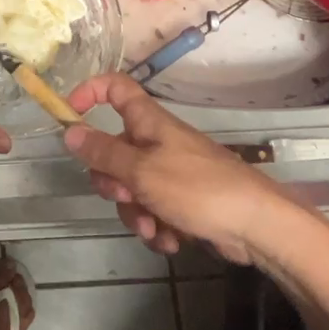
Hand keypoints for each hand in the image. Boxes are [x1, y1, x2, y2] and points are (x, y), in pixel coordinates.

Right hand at [64, 74, 293, 265]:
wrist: (259, 226)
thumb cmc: (197, 188)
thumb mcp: (140, 171)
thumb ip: (103, 152)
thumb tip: (69, 131)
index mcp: (148, 122)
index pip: (115, 88)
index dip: (90, 92)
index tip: (71, 115)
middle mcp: (157, 142)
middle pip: (115, 150)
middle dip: (112, 181)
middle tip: (124, 195)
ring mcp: (172, 172)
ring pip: (131, 187)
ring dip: (135, 212)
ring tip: (153, 229)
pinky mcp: (184, 202)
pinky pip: (153, 209)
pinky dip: (157, 226)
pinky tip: (170, 242)